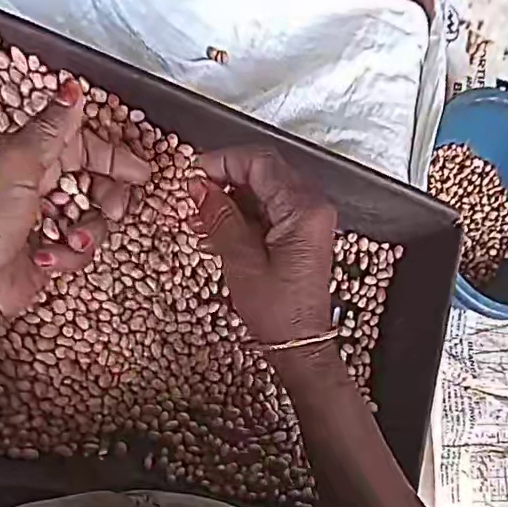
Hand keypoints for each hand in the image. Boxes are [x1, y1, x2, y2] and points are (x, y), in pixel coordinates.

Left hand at [0, 80, 150, 342]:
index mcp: (29, 155)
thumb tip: (71, 87)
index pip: (82, 145)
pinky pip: (81, 250)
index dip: (112, 157)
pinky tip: (49, 259)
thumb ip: (52, 127)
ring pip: (92, 219)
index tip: (139, 173)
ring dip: (88, 232)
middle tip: (112, 211)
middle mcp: (40, 186)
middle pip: (95, 183)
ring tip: (72, 242)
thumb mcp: (18, 163)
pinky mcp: (51, 252)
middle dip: (108, 198)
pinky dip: (70, 256)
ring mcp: (47, 221)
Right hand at [186, 147, 337, 347]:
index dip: (223, 162)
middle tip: (195, 199)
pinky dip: (244, 219)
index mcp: (303, 209)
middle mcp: (313, 207)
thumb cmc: (276, 310)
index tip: (194, 174)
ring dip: (232, 203)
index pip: (260, 163)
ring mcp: (310, 222)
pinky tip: (218, 235)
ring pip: (264, 194)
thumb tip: (199, 186)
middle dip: (225, 183)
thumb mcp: (241, 261)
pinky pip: (270, 214)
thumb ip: (220, 217)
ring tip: (201, 223)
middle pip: (263, 175)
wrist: (300, 344)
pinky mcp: (303, 237)